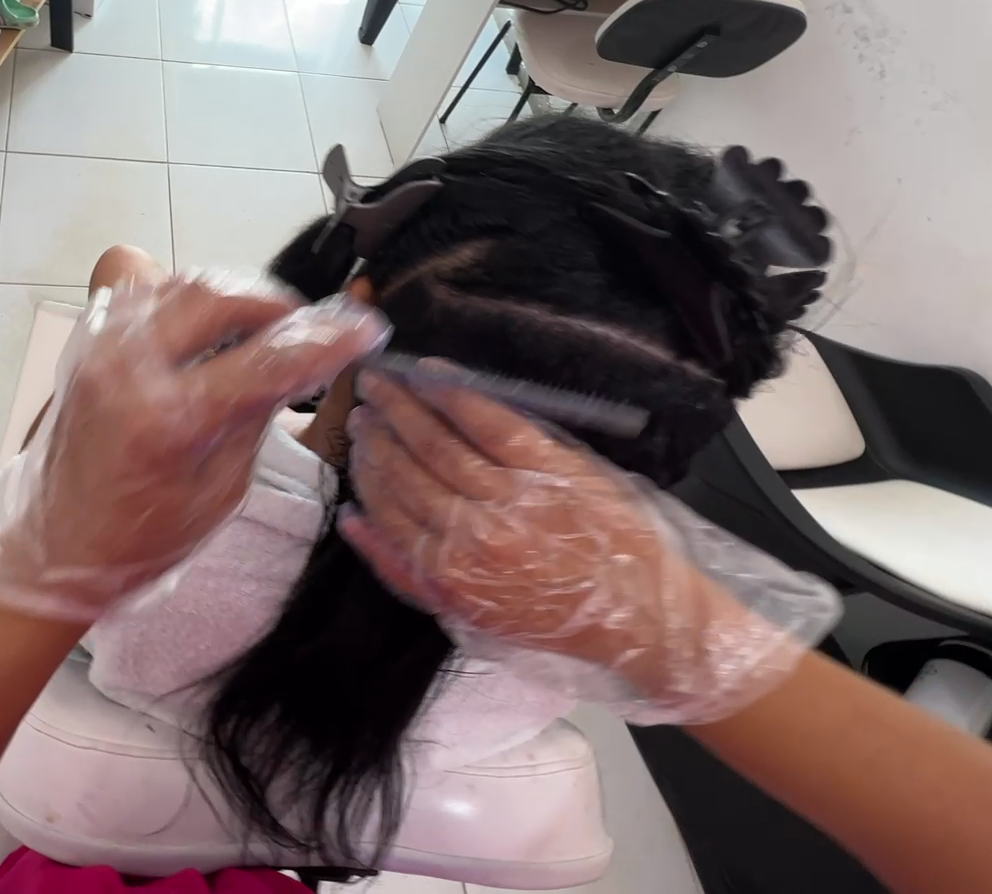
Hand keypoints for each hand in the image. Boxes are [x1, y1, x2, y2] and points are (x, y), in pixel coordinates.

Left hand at [0, 273, 388, 621]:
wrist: (55, 544)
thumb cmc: (141, 537)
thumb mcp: (222, 489)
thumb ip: (258, 414)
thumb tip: (301, 357)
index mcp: (165, 418)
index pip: (266, 358)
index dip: (326, 340)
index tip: (364, 328)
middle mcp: (125, 364)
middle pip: (221, 295)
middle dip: (277, 306)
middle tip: (306, 331)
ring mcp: (98, 342)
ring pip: (184, 280)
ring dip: (234, 296)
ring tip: (262, 331)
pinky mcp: (86, 336)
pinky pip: (146, 284)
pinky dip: (187, 296)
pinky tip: (206, 327)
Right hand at [340, 366, 838, 723]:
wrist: (640, 615)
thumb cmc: (547, 617)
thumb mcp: (464, 614)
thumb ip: (401, 570)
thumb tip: (351, 520)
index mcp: (449, 571)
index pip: (388, 506)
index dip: (366, 469)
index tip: (355, 444)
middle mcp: (474, 531)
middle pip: (408, 469)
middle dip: (377, 432)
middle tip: (359, 402)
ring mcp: (511, 495)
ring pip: (439, 442)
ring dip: (403, 407)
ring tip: (381, 383)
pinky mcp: (549, 467)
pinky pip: (492, 421)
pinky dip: (456, 394)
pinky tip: (428, 375)